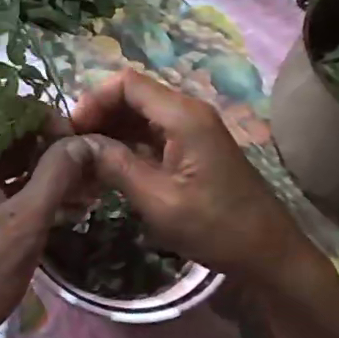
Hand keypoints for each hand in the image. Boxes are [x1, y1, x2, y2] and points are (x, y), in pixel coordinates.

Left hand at [0, 125, 91, 337]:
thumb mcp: (28, 220)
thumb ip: (57, 173)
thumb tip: (82, 140)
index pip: (5, 111)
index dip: (43, 118)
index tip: (75, 142)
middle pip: (6, 131)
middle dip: (47, 142)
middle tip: (82, 165)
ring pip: (7, 155)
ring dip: (42, 164)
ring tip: (80, 185)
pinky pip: (1, 178)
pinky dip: (30, 183)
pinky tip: (63, 200)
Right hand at [71, 69, 326, 296]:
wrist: (268, 253)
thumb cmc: (216, 227)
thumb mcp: (158, 200)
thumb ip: (116, 166)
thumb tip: (77, 144)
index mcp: (183, 117)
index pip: (126, 84)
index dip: (93, 100)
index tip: (71, 131)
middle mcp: (187, 112)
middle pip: (130, 95)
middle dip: (97, 116)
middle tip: (70, 148)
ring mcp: (190, 129)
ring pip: (137, 114)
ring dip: (108, 131)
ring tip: (82, 160)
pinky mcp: (190, 147)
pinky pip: (148, 133)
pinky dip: (124, 144)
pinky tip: (104, 168)